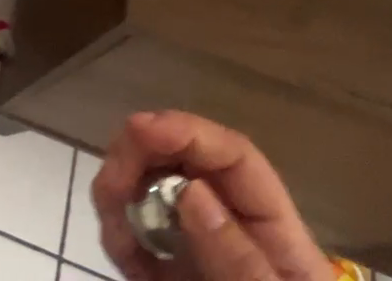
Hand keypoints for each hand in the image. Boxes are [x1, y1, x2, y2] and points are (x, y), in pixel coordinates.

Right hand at [90, 111, 328, 280]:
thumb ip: (240, 262)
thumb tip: (192, 191)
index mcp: (280, 238)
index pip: (235, 157)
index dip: (187, 130)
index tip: (138, 127)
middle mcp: (234, 231)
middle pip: (182, 160)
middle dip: (138, 158)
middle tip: (111, 185)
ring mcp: (198, 254)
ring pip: (147, 190)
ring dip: (119, 198)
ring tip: (118, 243)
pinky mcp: (167, 275)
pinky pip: (132, 234)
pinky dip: (117, 236)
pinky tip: (123, 261)